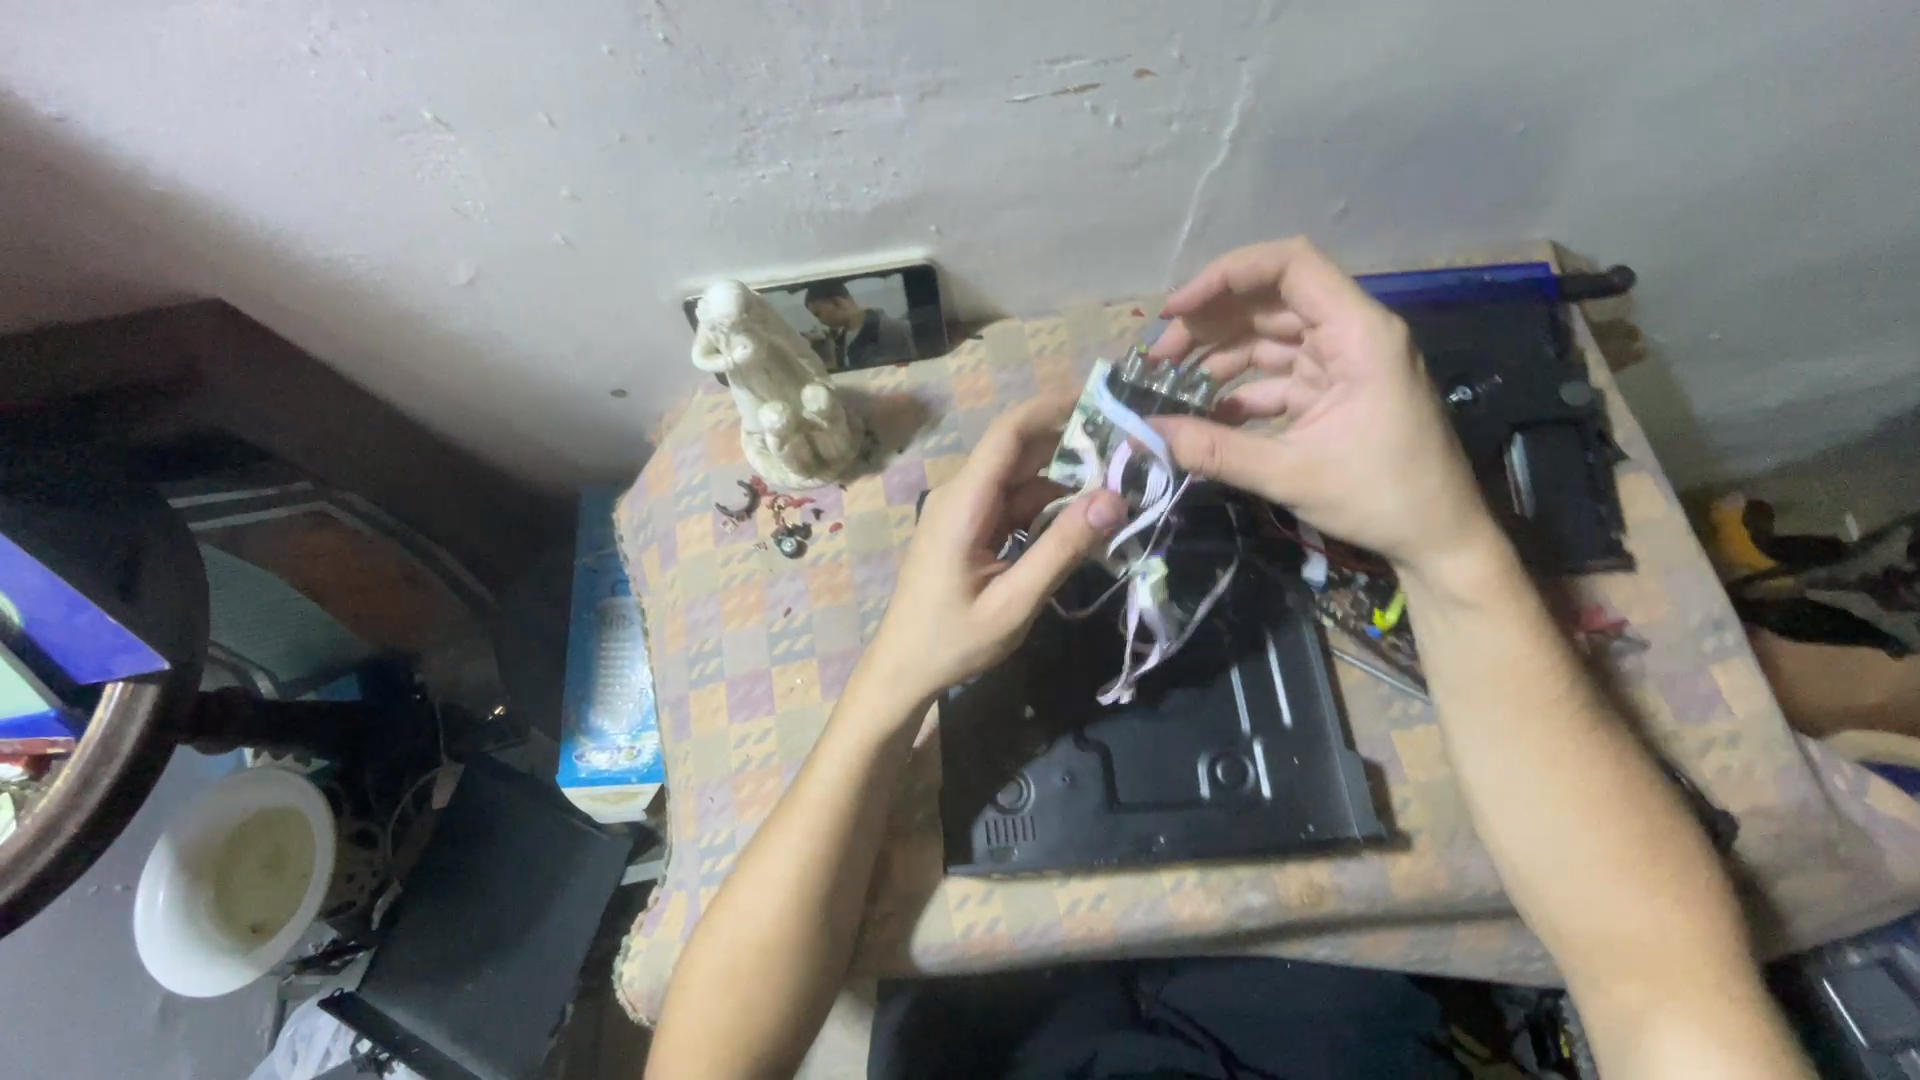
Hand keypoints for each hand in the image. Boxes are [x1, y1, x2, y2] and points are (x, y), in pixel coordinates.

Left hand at [862, 398, 1126, 706]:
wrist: (903, 669)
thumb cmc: (951, 641)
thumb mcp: (1013, 604)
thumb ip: (1061, 551)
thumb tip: (1114, 499)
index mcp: (963, 504)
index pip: (1009, 433)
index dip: (1054, 410)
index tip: (1104, 404)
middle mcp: (961, 496)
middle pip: (1019, 453)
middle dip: (1073, 447)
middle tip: (1129, 454)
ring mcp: (964, 512)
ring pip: (1022, 481)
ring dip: (1065, 484)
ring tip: (1118, 490)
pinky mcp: (970, 530)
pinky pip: (1014, 507)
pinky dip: (1048, 511)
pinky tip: (1083, 522)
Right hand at [1149, 237, 1496, 576]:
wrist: (1439, 538)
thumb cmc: (1382, 498)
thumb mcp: (1291, 474)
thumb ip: (1215, 450)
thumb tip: (1143, 434)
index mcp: (1357, 334)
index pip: (1290, 266)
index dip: (1227, 275)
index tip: (1175, 310)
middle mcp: (1350, 334)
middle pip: (1269, 300)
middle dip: (1209, 323)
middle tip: (1158, 359)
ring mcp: (1341, 363)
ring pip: (1268, 337)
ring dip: (1218, 356)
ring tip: (1169, 383)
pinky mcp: (1332, 392)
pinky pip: (1276, 375)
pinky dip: (1238, 389)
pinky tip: (1204, 414)